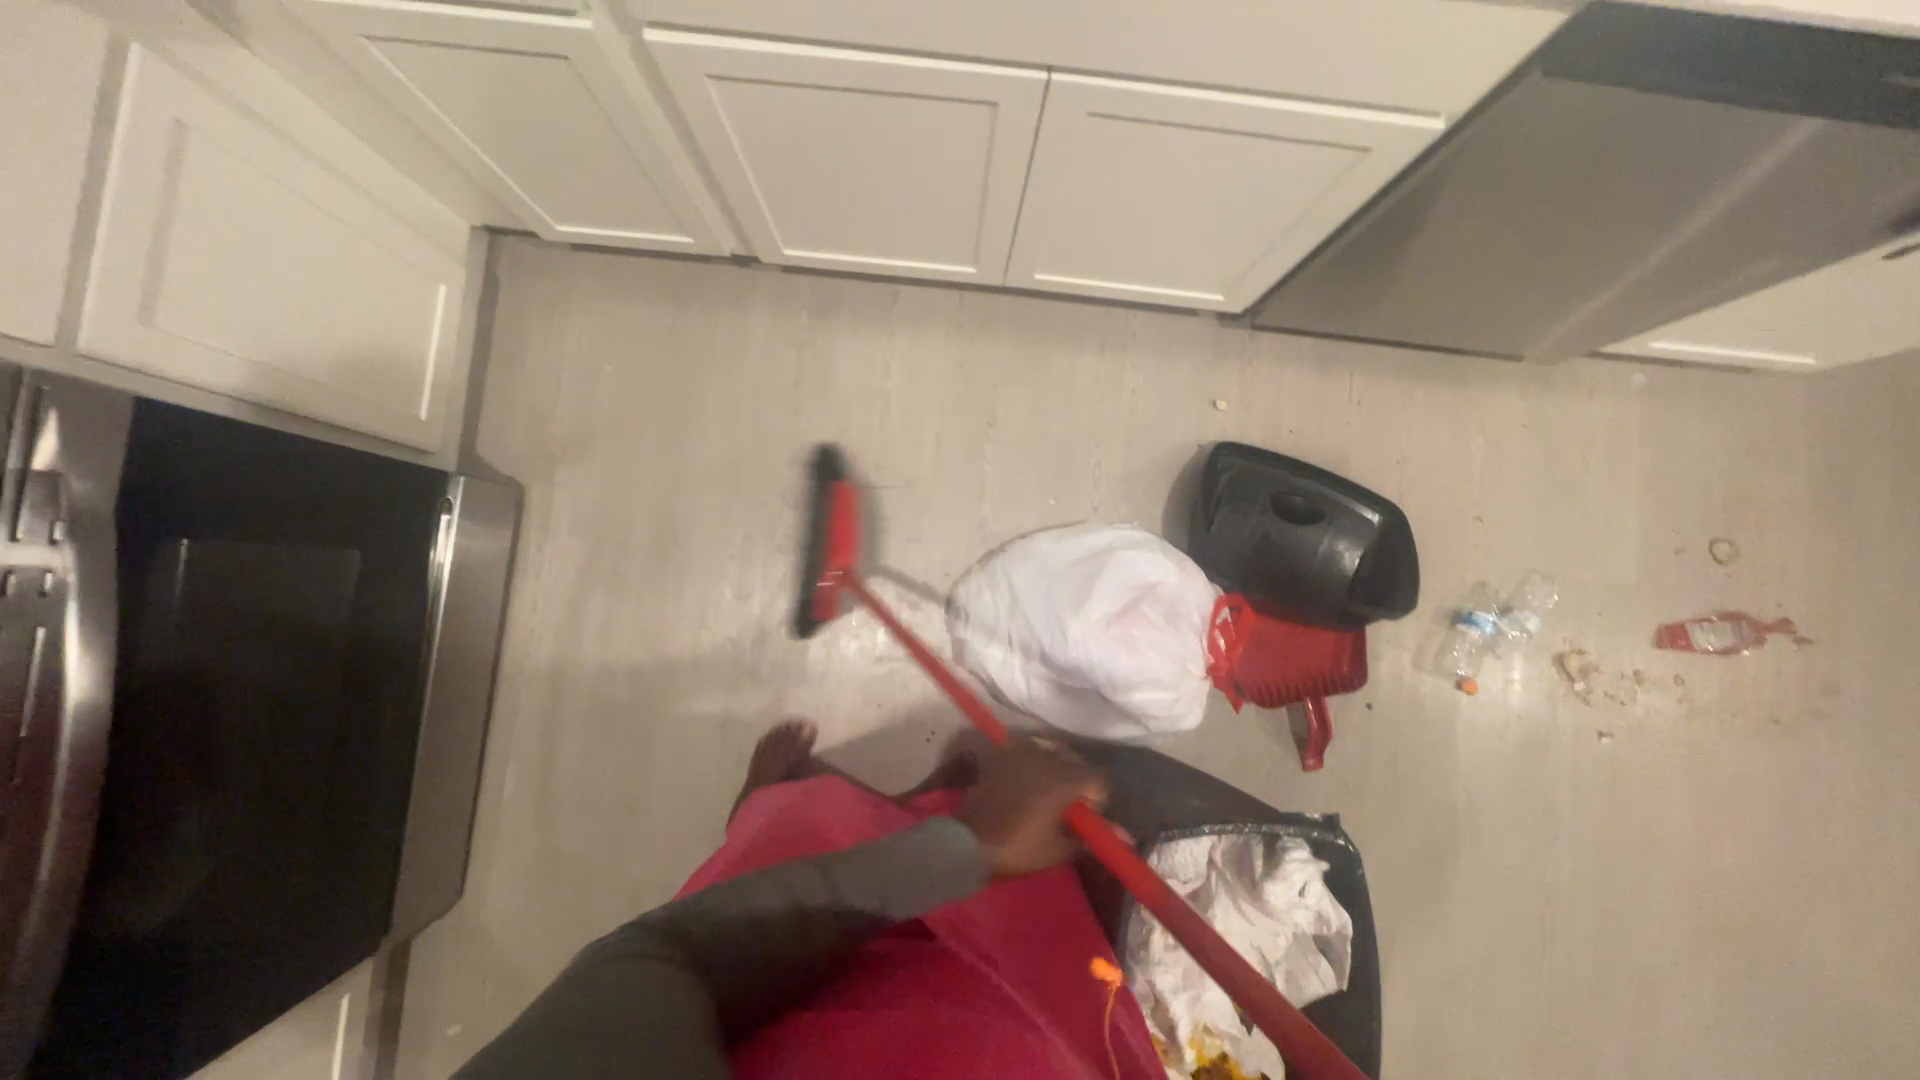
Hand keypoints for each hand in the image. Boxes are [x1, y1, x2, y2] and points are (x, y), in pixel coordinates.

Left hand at [953, 738, 1106, 878]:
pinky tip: (1021, 790)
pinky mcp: (999, 757)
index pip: (1098, 780)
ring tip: (1042, 800)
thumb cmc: (1016, 847)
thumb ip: (1090, 838)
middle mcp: (1045, 757)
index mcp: (1064, 778)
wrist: (966, 842)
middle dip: (1076, 785)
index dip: (1097, 801)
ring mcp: (1019, 753)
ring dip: (1052, 774)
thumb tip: (1126, 838)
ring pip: (1049, 757)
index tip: (1085, 821)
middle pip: (1074, 765)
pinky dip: (1029, 769)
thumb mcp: (1058, 850)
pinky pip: (1024, 756)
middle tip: (1066, 813)